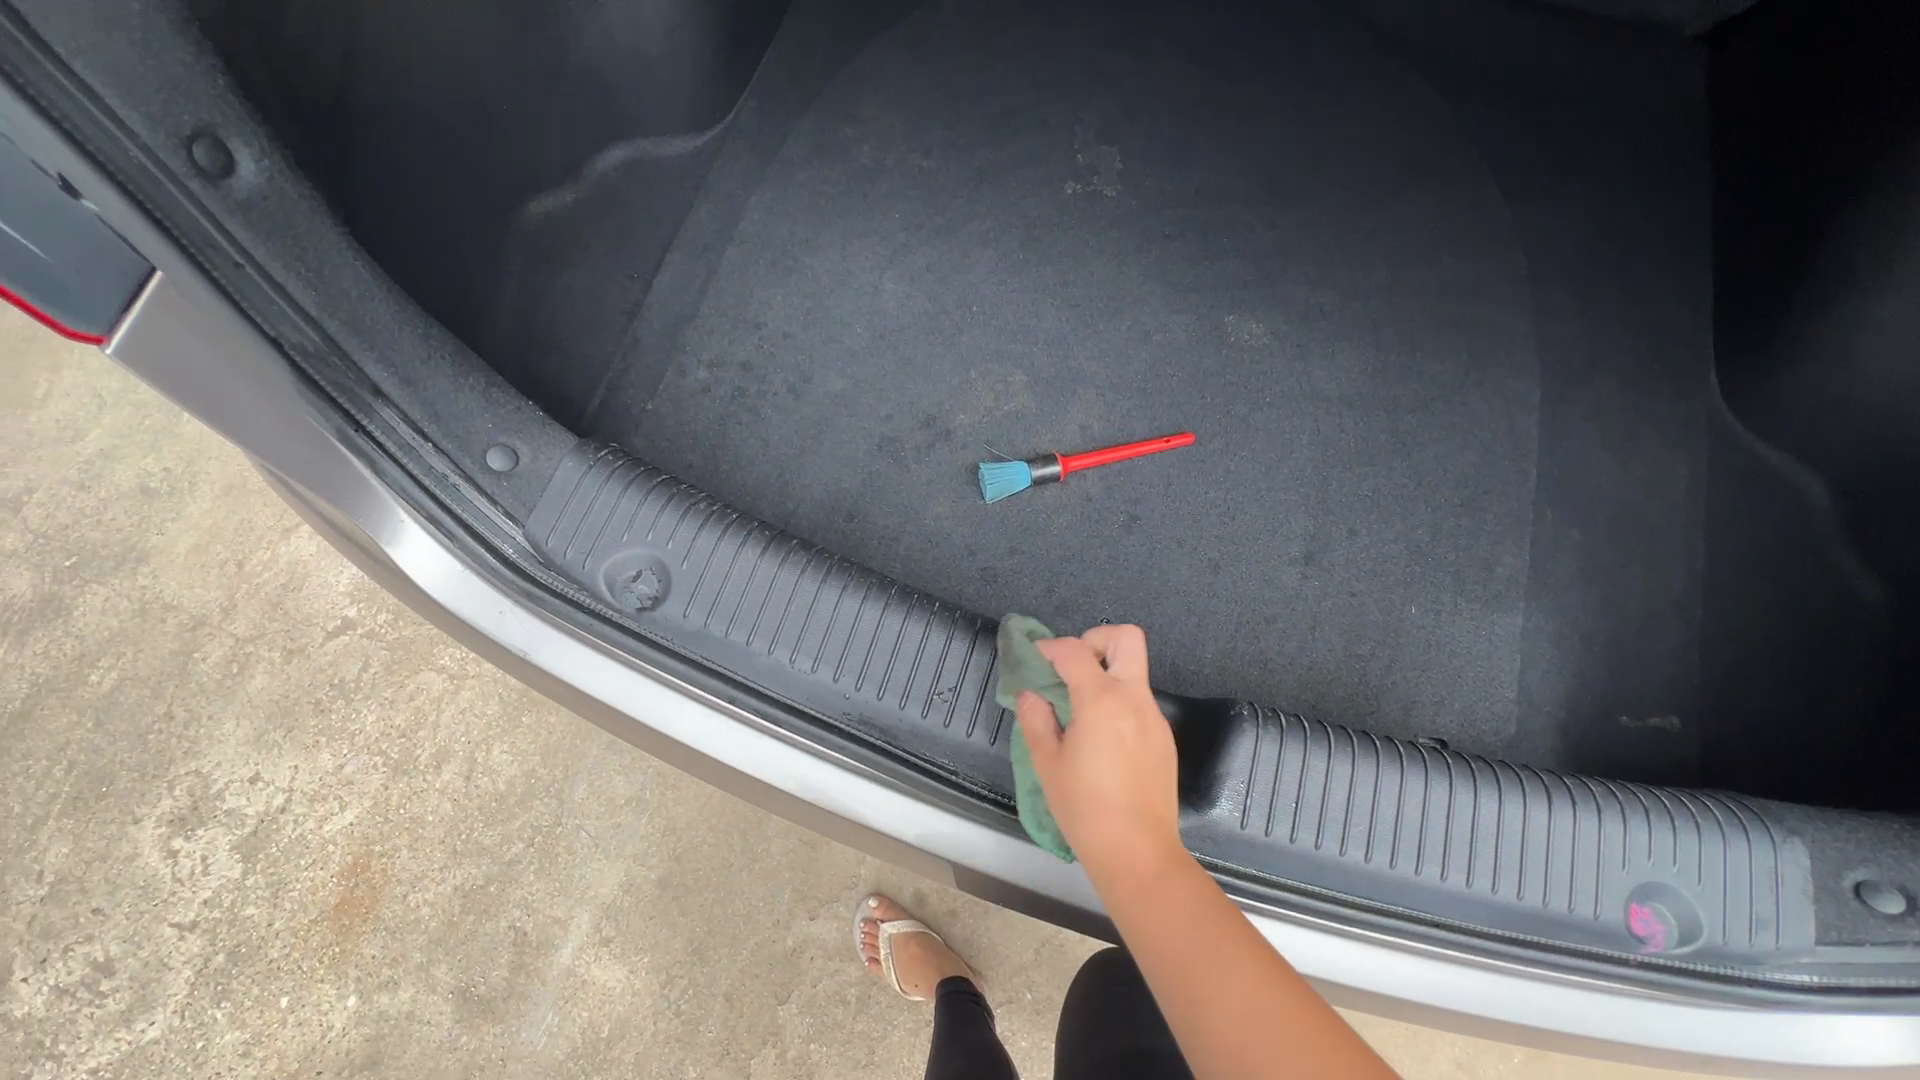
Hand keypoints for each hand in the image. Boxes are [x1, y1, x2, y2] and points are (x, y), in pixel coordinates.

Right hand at [1015, 624, 1182, 883]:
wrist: (1137, 851)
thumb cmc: (1084, 808)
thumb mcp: (1047, 763)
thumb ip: (1036, 719)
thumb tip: (1032, 694)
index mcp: (1102, 700)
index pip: (1074, 651)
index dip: (1050, 647)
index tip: (1035, 656)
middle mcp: (1134, 699)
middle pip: (1126, 638)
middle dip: (1096, 640)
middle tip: (1072, 667)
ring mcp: (1154, 718)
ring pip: (1134, 672)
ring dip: (1106, 674)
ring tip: (1078, 710)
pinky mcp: (1163, 739)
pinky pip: (1139, 703)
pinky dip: (1117, 703)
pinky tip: (1099, 739)